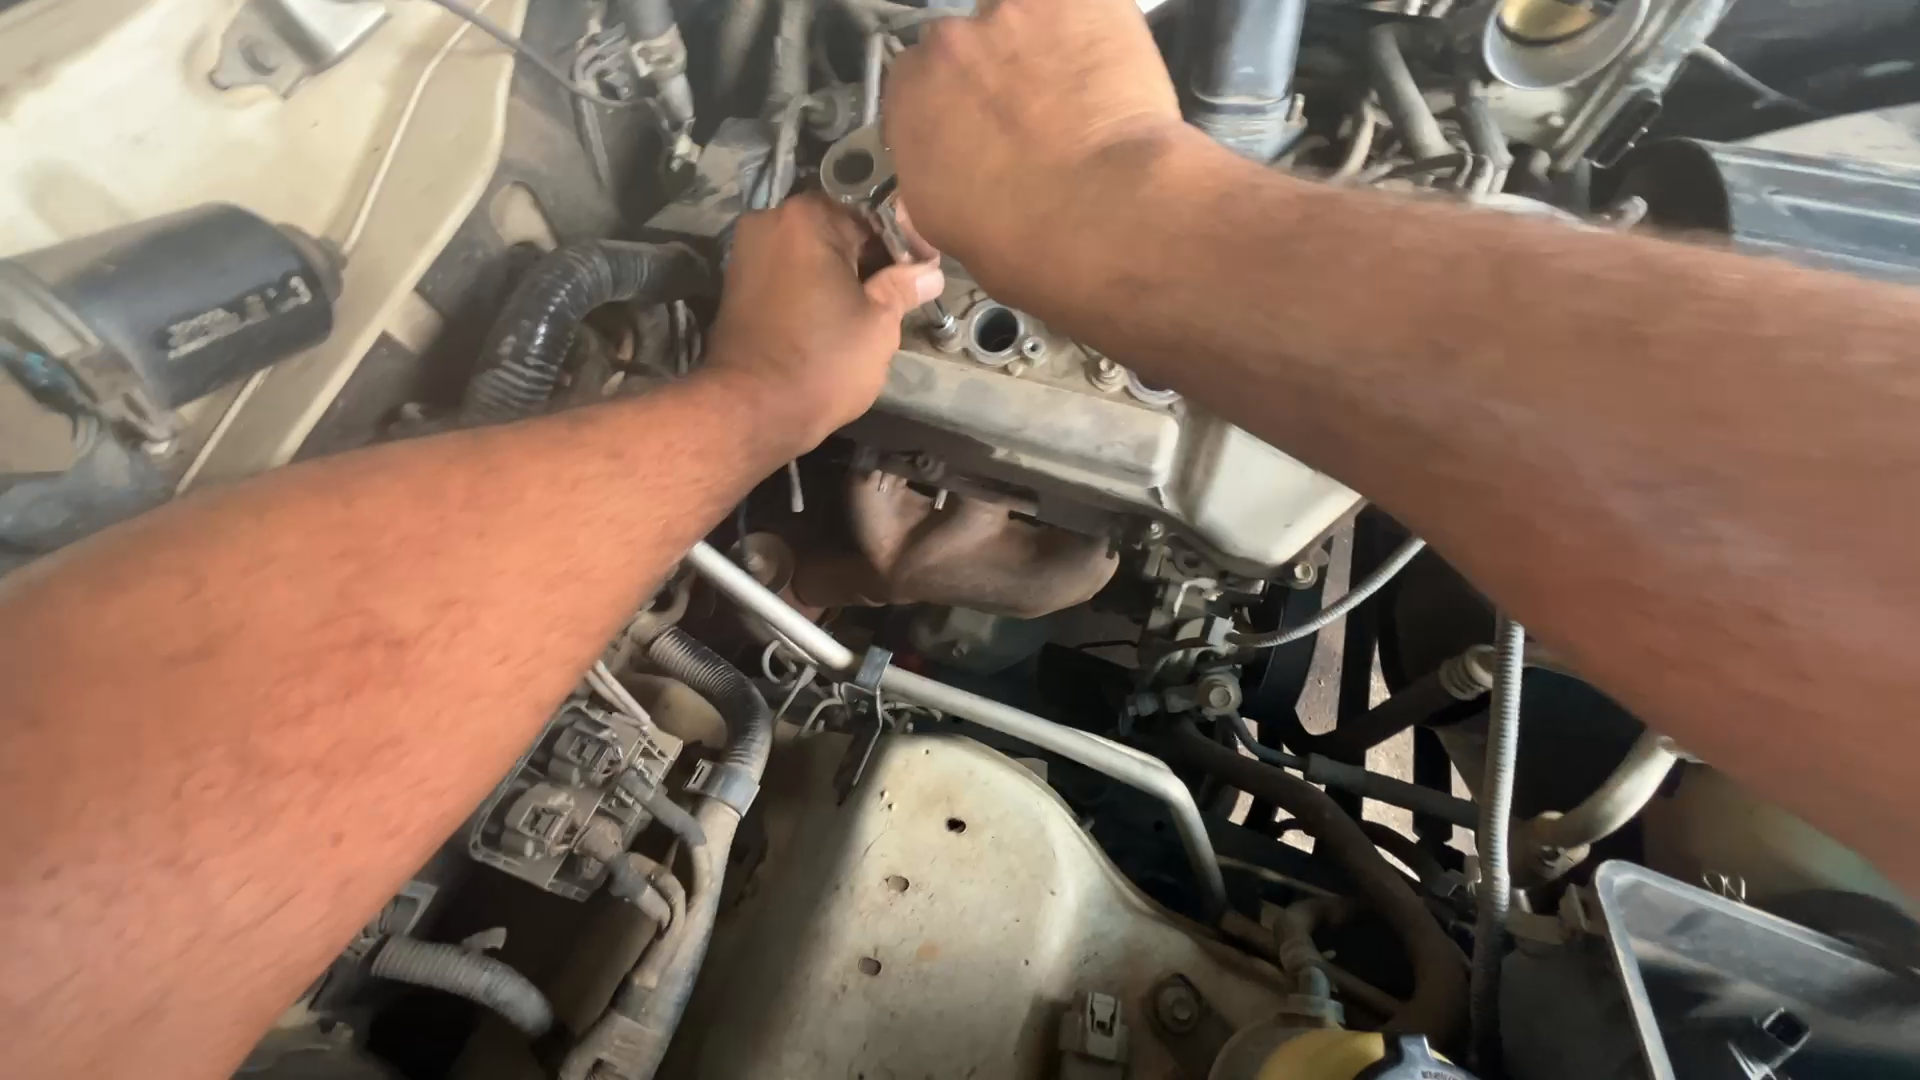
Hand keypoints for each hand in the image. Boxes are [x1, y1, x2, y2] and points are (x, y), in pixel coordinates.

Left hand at [701, 193, 943, 452]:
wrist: (754, 409)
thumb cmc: (824, 361)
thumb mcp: (879, 324)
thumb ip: (904, 288)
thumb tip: (930, 272)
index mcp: (808, 218)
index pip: (871, 217)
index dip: (903, 246)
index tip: (923, 273)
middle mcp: (770, 222)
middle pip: (836, 233)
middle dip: (868, 261)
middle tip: (900, 297)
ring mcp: (747, 254)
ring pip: (810, 256)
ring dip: (840, 278)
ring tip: (868, 313)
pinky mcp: (736, 287)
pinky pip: (787, 277)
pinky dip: (811, 291)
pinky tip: (832, 321)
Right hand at [883, 0, 1195, 296]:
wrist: (1097, 221)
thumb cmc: (1026, 244)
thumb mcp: (949, 231)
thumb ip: (938, 177)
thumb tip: (953, 178)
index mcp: (910, 104)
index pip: (916, 84)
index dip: (950, 107)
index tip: (972, 129)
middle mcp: (950, 48)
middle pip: (968, 48)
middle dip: (994, 80)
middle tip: (1030, 125)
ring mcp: (1012, 16)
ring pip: (1024, 23)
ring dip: (1043, 56)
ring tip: (1074, 109)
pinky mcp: (1075, 2)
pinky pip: (1080, 10)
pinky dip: (1092, 39)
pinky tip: (1104, 86)